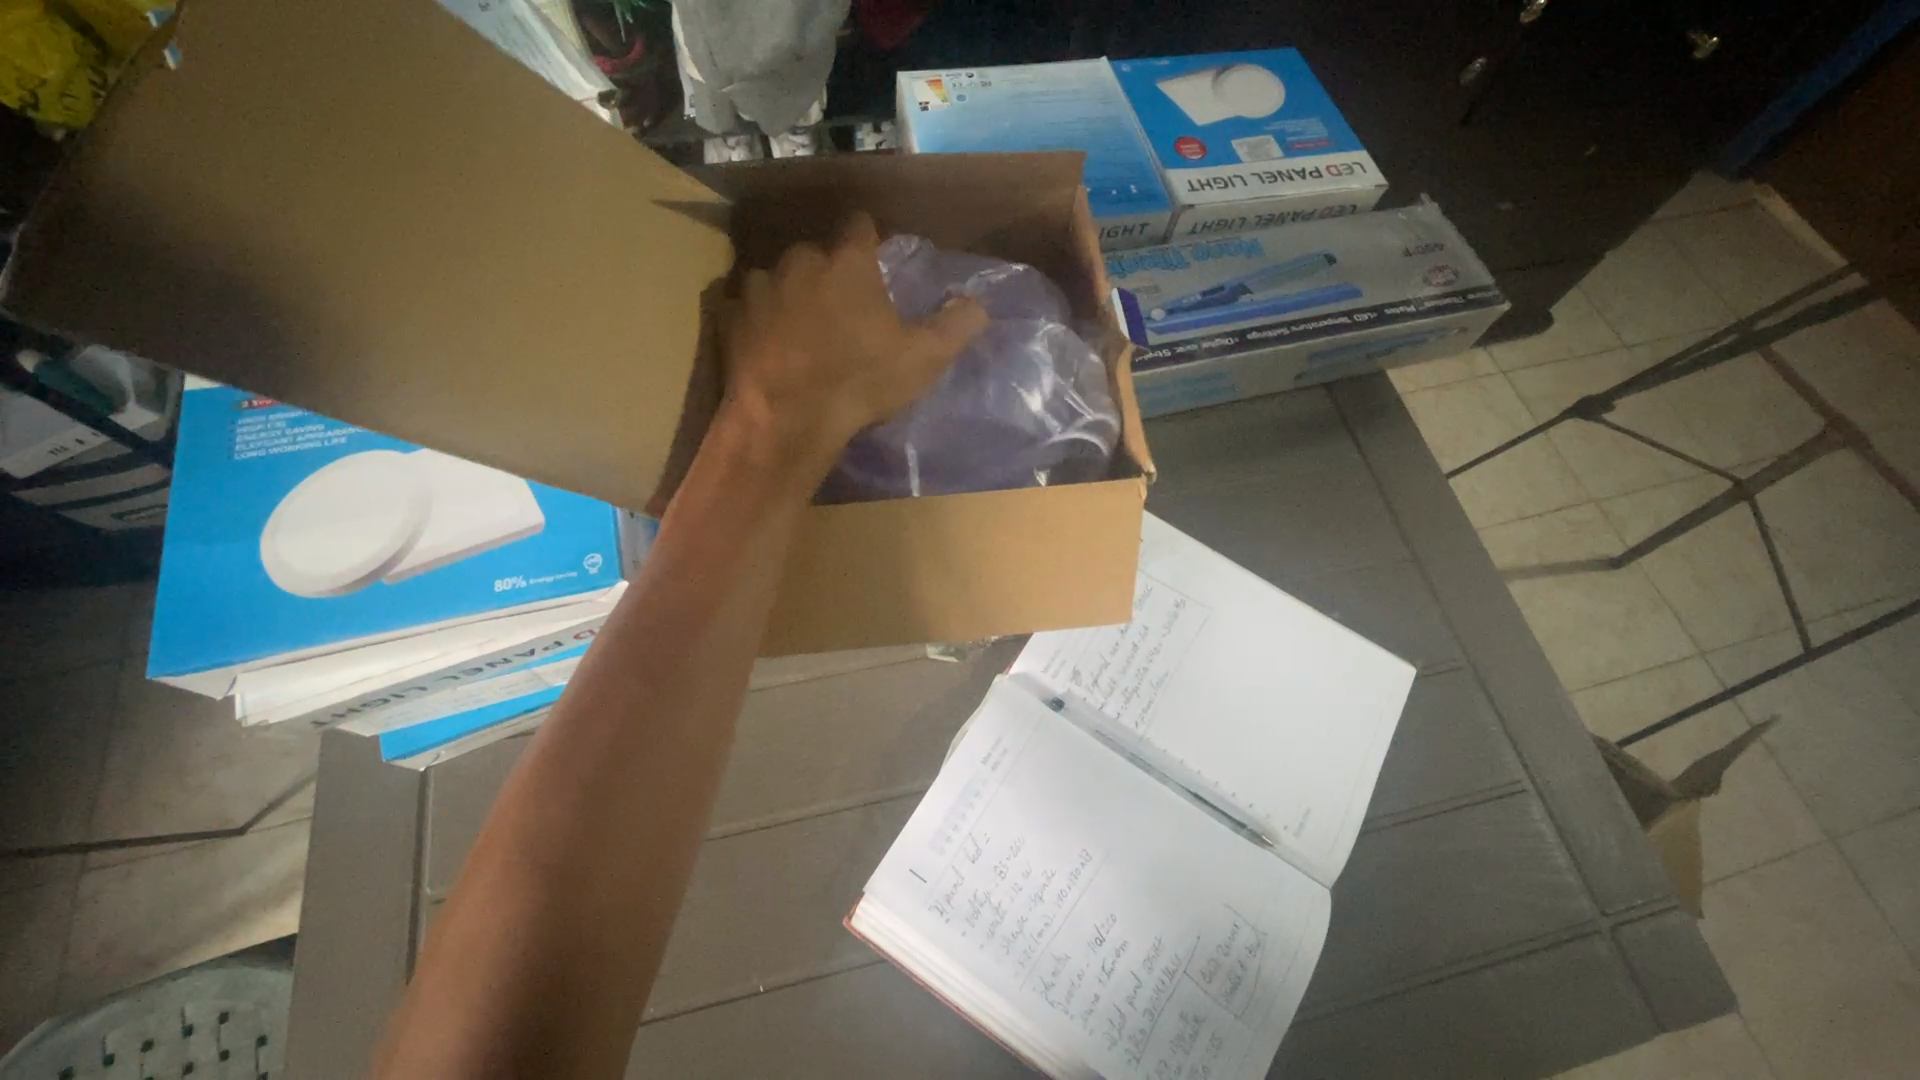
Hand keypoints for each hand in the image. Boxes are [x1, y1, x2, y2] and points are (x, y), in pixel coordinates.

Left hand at [716, 212, 987, 481]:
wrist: (787, 421)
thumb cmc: (861, 382)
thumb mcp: (923, 359)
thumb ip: (955, 326)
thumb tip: (979, 304)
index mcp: (847, 262)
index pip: (859, 224)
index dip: (869, 239)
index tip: (876, 258)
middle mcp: (800, 261)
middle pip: (816, 253)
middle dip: (828, 273)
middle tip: (842, 309)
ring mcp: (758, 287)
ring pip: (777, 278)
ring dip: (790, 295)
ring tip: (801, 330)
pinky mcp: (728, 317)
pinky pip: (744, 307)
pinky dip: (757, 319)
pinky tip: (767, 345)